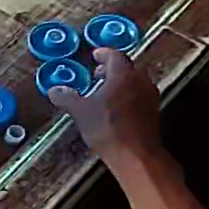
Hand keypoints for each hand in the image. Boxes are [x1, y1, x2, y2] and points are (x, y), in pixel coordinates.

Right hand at [47, 47, 164, 173]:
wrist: (136, 154)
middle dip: (111, 69)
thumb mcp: (81, 112)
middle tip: (97, 74)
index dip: (103, 54)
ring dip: (120, 83)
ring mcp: (149, 97)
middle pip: (127, 67)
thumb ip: (68, 98)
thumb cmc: (109, 129)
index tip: (96, 55)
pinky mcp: (153, 112)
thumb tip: (55, 90)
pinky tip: (116, 108)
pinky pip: (139, 96)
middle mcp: (140, 81)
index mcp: (123, 75)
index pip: (115, 56)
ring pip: (135, 81)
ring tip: (104, 92)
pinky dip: (127, 95)